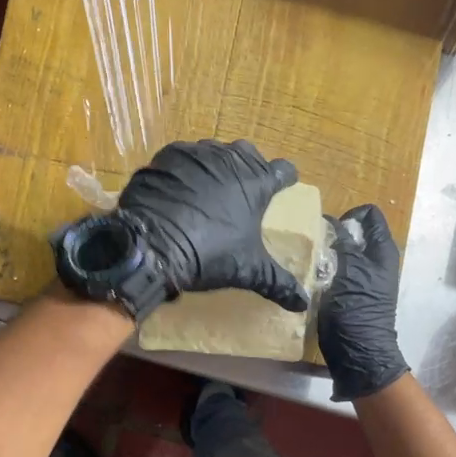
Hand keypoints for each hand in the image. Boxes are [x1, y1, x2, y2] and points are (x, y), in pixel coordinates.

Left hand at [116, 139, 307, 311]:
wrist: (152, 244)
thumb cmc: (209, 253)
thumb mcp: (248, 271)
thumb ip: (278, 283)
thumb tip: (302, 303)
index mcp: (257, 182)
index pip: (284, 170)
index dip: (286, 179)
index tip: (284, 187)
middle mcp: (230, 159)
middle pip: (249, 155)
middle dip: (250, 168)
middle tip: (244, 191)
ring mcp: (197, 154)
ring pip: (215, 153)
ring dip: (216, 167)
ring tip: (210, 189)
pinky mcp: (167, 156)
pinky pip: (183, 158)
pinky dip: (185, 171)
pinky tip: (180, 189)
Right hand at [318, 205, 407, 400]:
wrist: (357, 351)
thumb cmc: (356, 307)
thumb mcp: (349, 268)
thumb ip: (342, 241)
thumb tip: (331, 222)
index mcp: (383, 250)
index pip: (369, 214)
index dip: (349, 216)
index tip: (330, 230)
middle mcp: (376, 261)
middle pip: (353, 234)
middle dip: (333, 235)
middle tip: (315, 245)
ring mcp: (363, 278)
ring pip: (342, 253)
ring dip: (326, 254)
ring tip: (310, 262)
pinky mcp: (350, 293)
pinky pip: (336, 272)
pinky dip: (324, 271)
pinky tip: (311, 279)